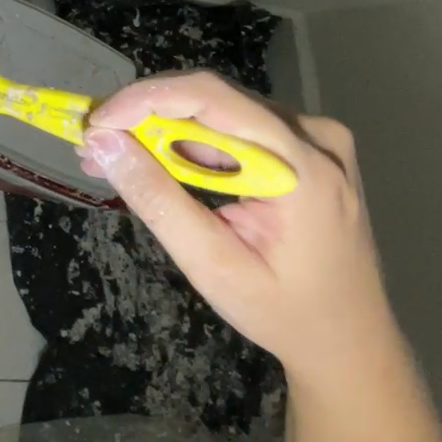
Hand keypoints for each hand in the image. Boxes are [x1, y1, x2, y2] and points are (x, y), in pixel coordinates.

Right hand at [78, 71, 400, 380]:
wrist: (349, 343)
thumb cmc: (284, 312)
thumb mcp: (211, 263)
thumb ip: (156, 198)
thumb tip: (100, 142)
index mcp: (304, 167)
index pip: (212, 98)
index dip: (145, 99)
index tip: (95, 123)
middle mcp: (313, 136)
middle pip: (209, 99)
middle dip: (142, 116)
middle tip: (92, 144)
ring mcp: (310, 138)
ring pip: (213, 109)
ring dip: (156, 128)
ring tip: (111, 156)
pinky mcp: (300, 146)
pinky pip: (227, 125)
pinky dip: (183, 140)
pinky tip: (151, 163)